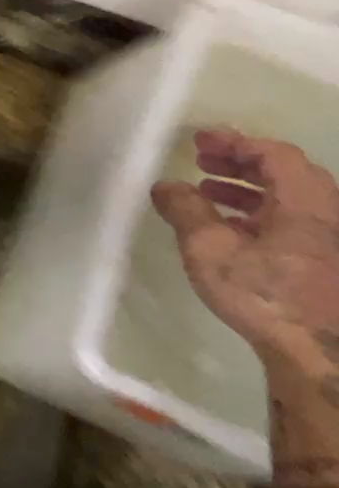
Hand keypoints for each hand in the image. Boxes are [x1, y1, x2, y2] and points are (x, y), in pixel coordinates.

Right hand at [151, 129, 338, 391]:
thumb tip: (166, 185)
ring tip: (209, 191)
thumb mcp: (210, 248)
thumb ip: (187, 211)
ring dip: (251, 188)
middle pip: (289, 173)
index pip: (275, 155)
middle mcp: (327, 213)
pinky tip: (232, 227)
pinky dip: (262, 212)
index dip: (237, 143)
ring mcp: (330, 238)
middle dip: (243, 163)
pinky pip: (295, 221)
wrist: (319, 347)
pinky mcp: (326, 261)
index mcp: (306, 202)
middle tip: (202, 160)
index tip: (201, 140)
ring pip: (293, 199)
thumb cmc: (264, 291)